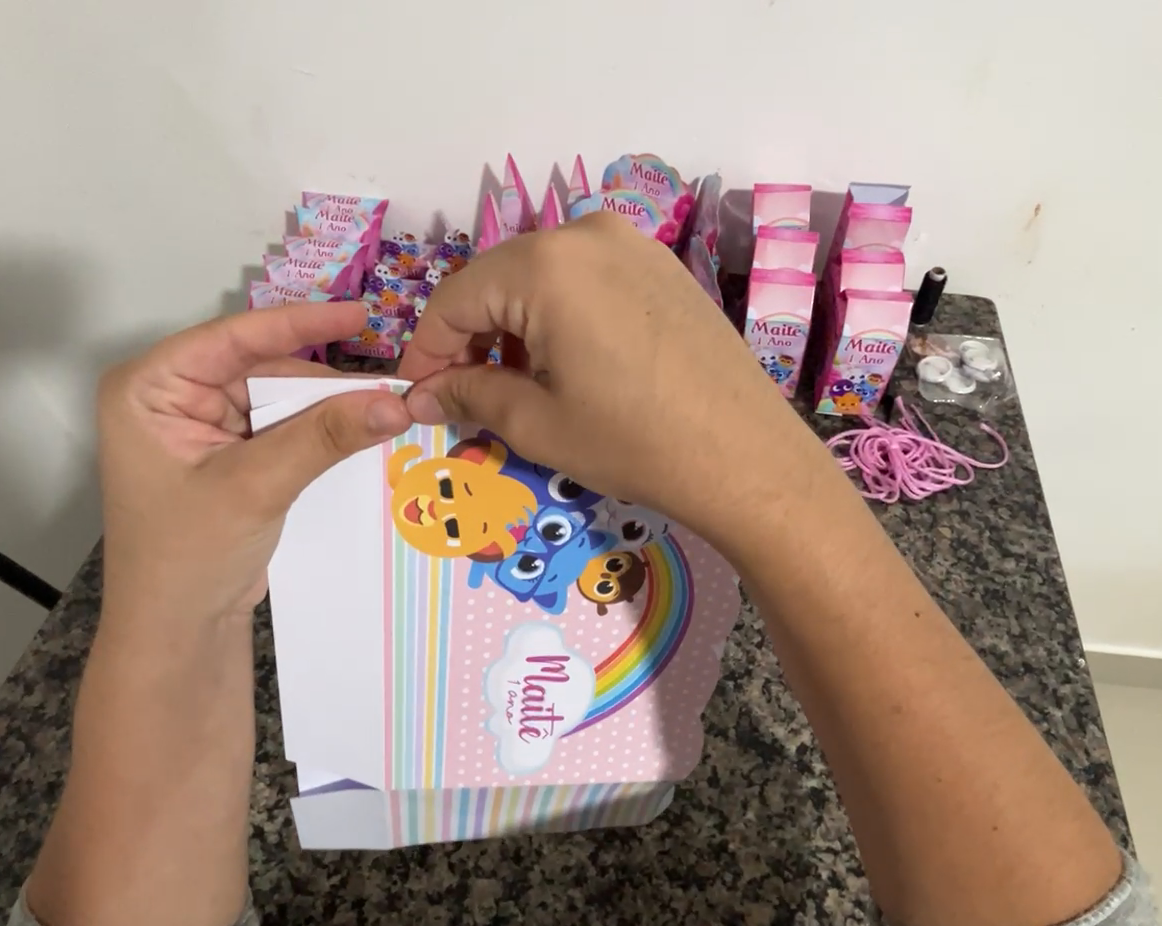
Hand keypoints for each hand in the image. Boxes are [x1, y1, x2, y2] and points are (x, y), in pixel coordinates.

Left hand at [96, 302, 410, 622]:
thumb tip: (395, 404)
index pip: (233, 339)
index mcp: (150, 389)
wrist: (180, 630)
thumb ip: (324, 438)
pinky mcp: (233, 458)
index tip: (361, 314)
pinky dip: (320, 433)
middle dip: (324, 378)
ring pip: (280, 399)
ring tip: (384, 409)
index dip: (302, 324)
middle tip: (388, 381)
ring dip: (328, 408)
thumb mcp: (256, 486)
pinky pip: (285, 430)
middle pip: (262, 368)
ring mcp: (204, 429)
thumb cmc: (188, 556)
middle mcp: (174, 398)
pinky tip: (359, 432)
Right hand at [395, 213, 839, 547]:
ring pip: (546, 280)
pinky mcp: (665, 269)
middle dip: (473, 339)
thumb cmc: (633, 443)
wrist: (744, 457)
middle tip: (465, 396)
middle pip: (500, 282)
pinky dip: (564, 319)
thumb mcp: (538, 424)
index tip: (417, 394)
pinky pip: (591, 283)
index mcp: (544, 264)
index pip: (455, 300)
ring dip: (518, 328)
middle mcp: (587, 233)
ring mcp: (635, 246)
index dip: (426, 351)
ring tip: (519, 386)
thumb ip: (470, 395)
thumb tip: (423, 394)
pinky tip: (571, 365)